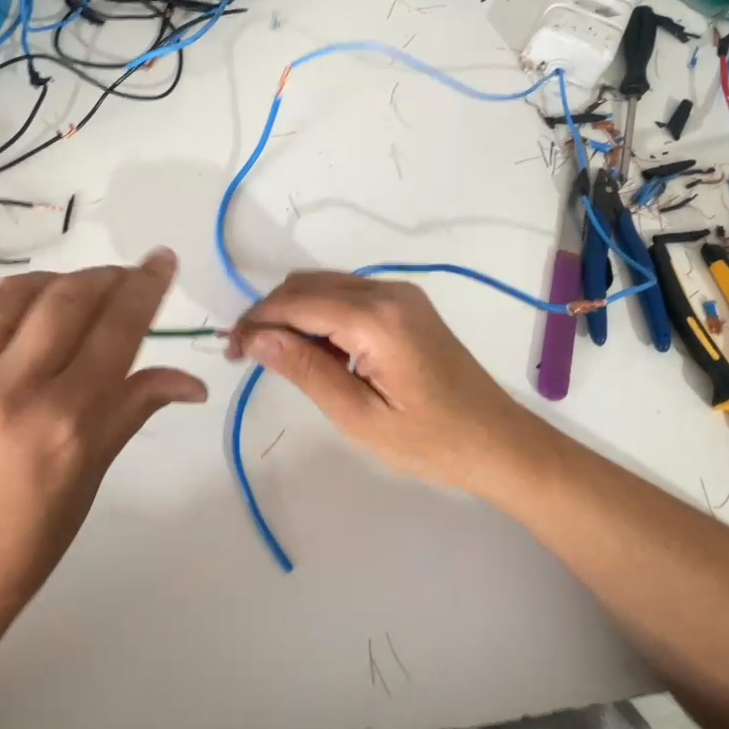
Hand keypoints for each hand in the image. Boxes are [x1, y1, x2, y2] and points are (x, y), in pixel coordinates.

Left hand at [0, 249, 205, 628]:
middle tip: (123, 276)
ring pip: (13, 295)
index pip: (117, 330)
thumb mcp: (90, 478)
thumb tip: (189, 380)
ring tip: (70, 291)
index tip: (161, 259)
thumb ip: (132, 410)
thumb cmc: (25, 542)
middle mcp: (14, 389)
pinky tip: (12, 311)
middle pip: (68, 299)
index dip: (145, 287)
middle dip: (105, 277)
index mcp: (67, 422)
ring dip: (51, 283)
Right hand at [226, 271, 544, 494]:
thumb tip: (256, 337)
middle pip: (306, 285)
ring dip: (293, 314)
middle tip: (246, 355)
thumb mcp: (359, 416)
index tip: (230, 350)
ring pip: (324, 286)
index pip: (297, 302)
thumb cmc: (431, 442)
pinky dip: (320, 316)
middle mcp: (387, 292)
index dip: (256, 321)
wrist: (499, 443)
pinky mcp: (405, 305)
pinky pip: (346, 297)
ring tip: (276, 357)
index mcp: (377, 319)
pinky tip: (316, 353)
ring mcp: (400, 295)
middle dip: (269, 314)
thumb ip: (305, 369)